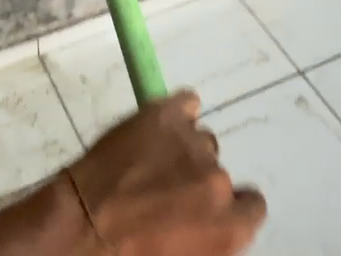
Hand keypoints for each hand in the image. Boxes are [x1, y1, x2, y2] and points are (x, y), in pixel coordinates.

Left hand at [63, 89, 266, 253]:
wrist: (88, 220)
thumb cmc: (136, 252)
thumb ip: (214, 237)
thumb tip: (216, 221)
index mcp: (231, 228)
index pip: (252, 204)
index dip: (229, 204)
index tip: (205, 204)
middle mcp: (219, 182)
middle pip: (218, 169)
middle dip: (197, 176)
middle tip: (166, 186)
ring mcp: (192, 144)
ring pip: (199, 138)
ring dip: (183, 146)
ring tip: (151, 157)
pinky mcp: (166, 114)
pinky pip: (188, 101)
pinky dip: (180, 109)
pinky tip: (162, 123)